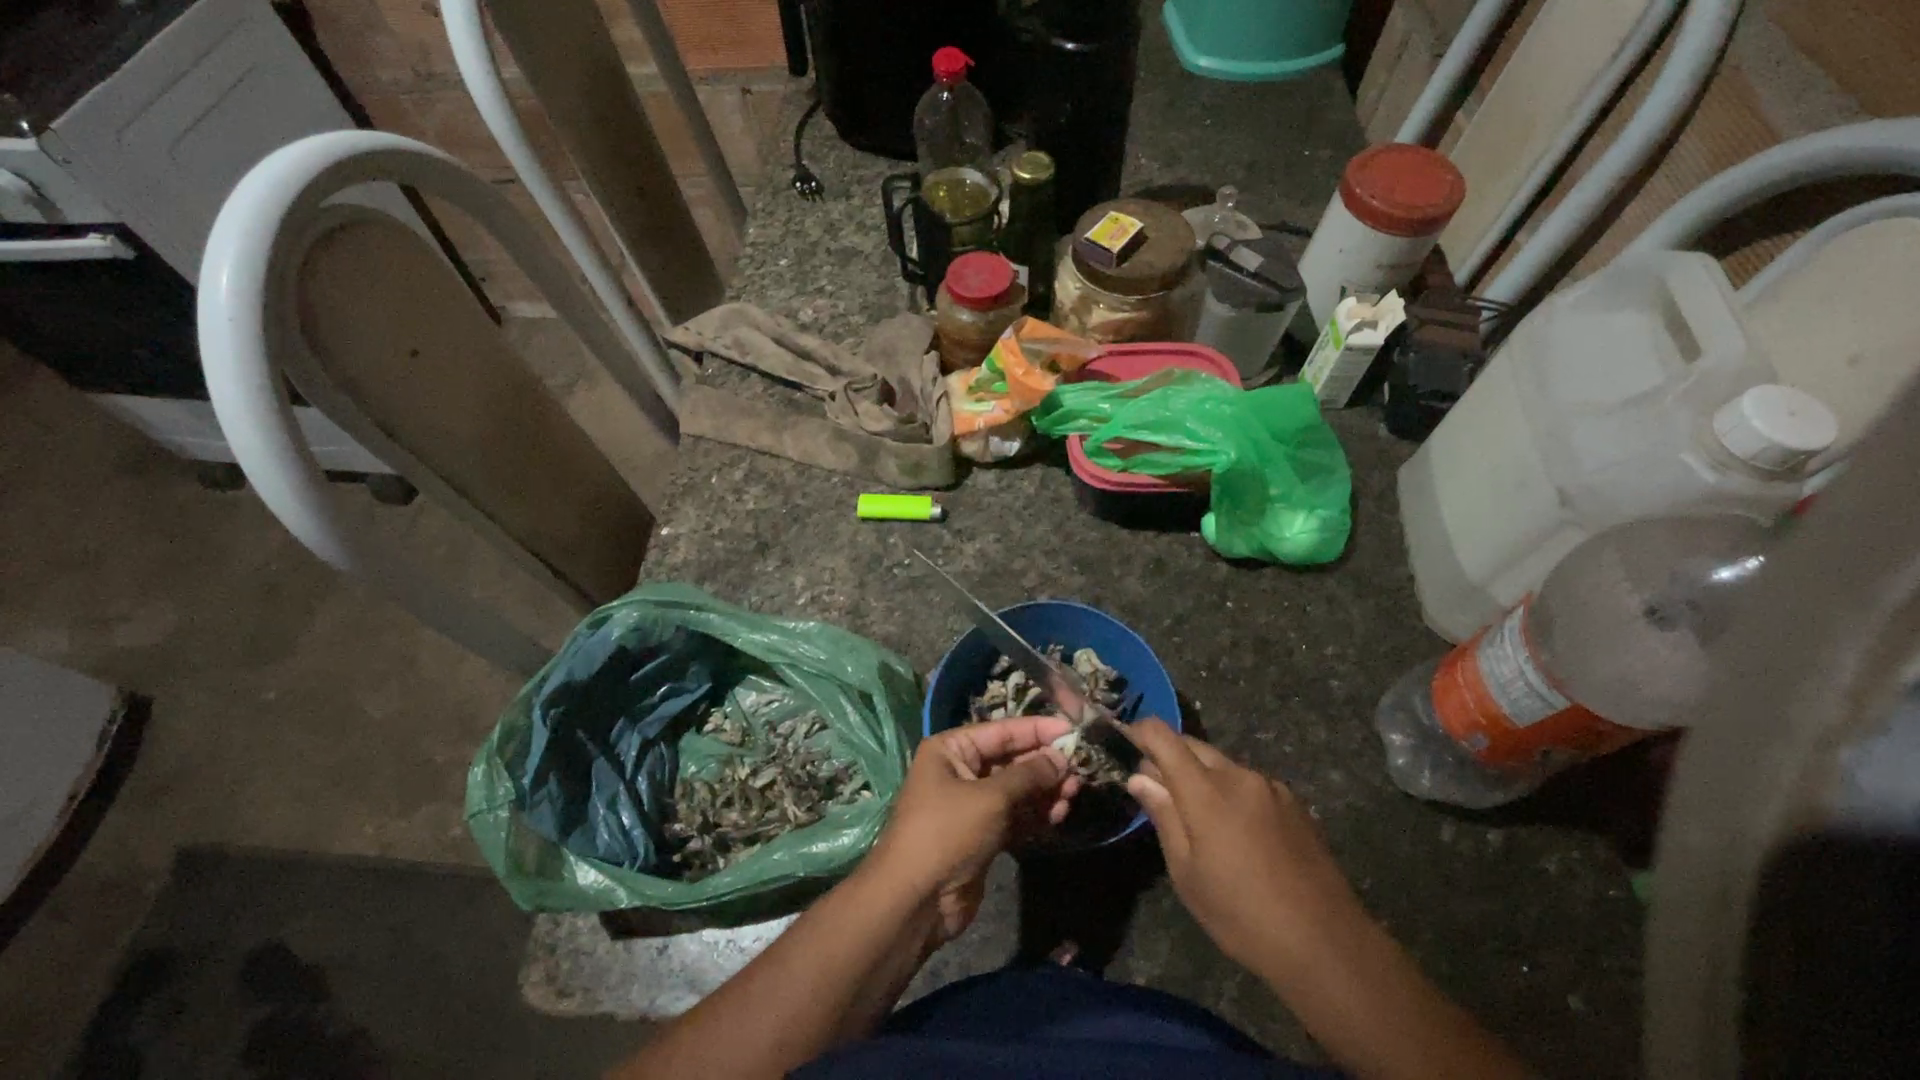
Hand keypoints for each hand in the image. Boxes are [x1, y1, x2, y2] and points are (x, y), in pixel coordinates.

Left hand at [865, 717, 1081, 946]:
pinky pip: (1015, 816)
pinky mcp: (982, 835)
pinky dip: (1036, 815)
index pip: (1002, 731)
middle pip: (1011, 760)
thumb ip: (1028, 775)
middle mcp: (960, 771)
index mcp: (951, 750)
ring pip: (1017, 790)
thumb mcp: (990, 798)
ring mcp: (971, 805)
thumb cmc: (947, 834)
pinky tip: (1059, 816)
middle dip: (1045, 766)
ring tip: (1072, 796)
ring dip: (1045, 792)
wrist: (916, 900)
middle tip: (1079, 772)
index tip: (1074, 730)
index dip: (1038, 730)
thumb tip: (1060, 759)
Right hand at [1127, 720, 1363, 976]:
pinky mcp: (1295, 804)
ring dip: (1200, 777)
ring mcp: (1272, 788)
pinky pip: (1249, 785)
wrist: (1325, 942)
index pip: (1165, 738)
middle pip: (1194, 747)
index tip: (1122, 739)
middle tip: (1151, 786)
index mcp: (1208, 792)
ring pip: (1223, 766)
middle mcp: (1240, 777)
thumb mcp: (1187, 874)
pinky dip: (1230, 793)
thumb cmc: (1241, 915)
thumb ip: (1164, 817)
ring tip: (1193, 816)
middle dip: (1167, 756)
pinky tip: (1234, 832)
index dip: (1140, 731)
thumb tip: (1140, 778)